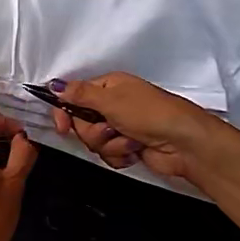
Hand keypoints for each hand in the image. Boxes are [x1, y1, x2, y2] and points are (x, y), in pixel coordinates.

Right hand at [48, 73, 222, 180]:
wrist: (185, 144)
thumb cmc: (152, 114)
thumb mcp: (111, 100)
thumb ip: (80, 94)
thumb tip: (54, 85)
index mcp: (109, 86)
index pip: (74, 97)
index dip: (65, 112)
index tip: (62, 127)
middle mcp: (113, 105)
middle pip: (81, 123)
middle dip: (93, 132)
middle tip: (110, 129)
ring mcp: (121, 127)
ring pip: (94, 142)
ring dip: (110, 145)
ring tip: (129, 140)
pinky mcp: (128, 147)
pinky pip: (108, 155)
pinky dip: (120, 155)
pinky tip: (135, 151)